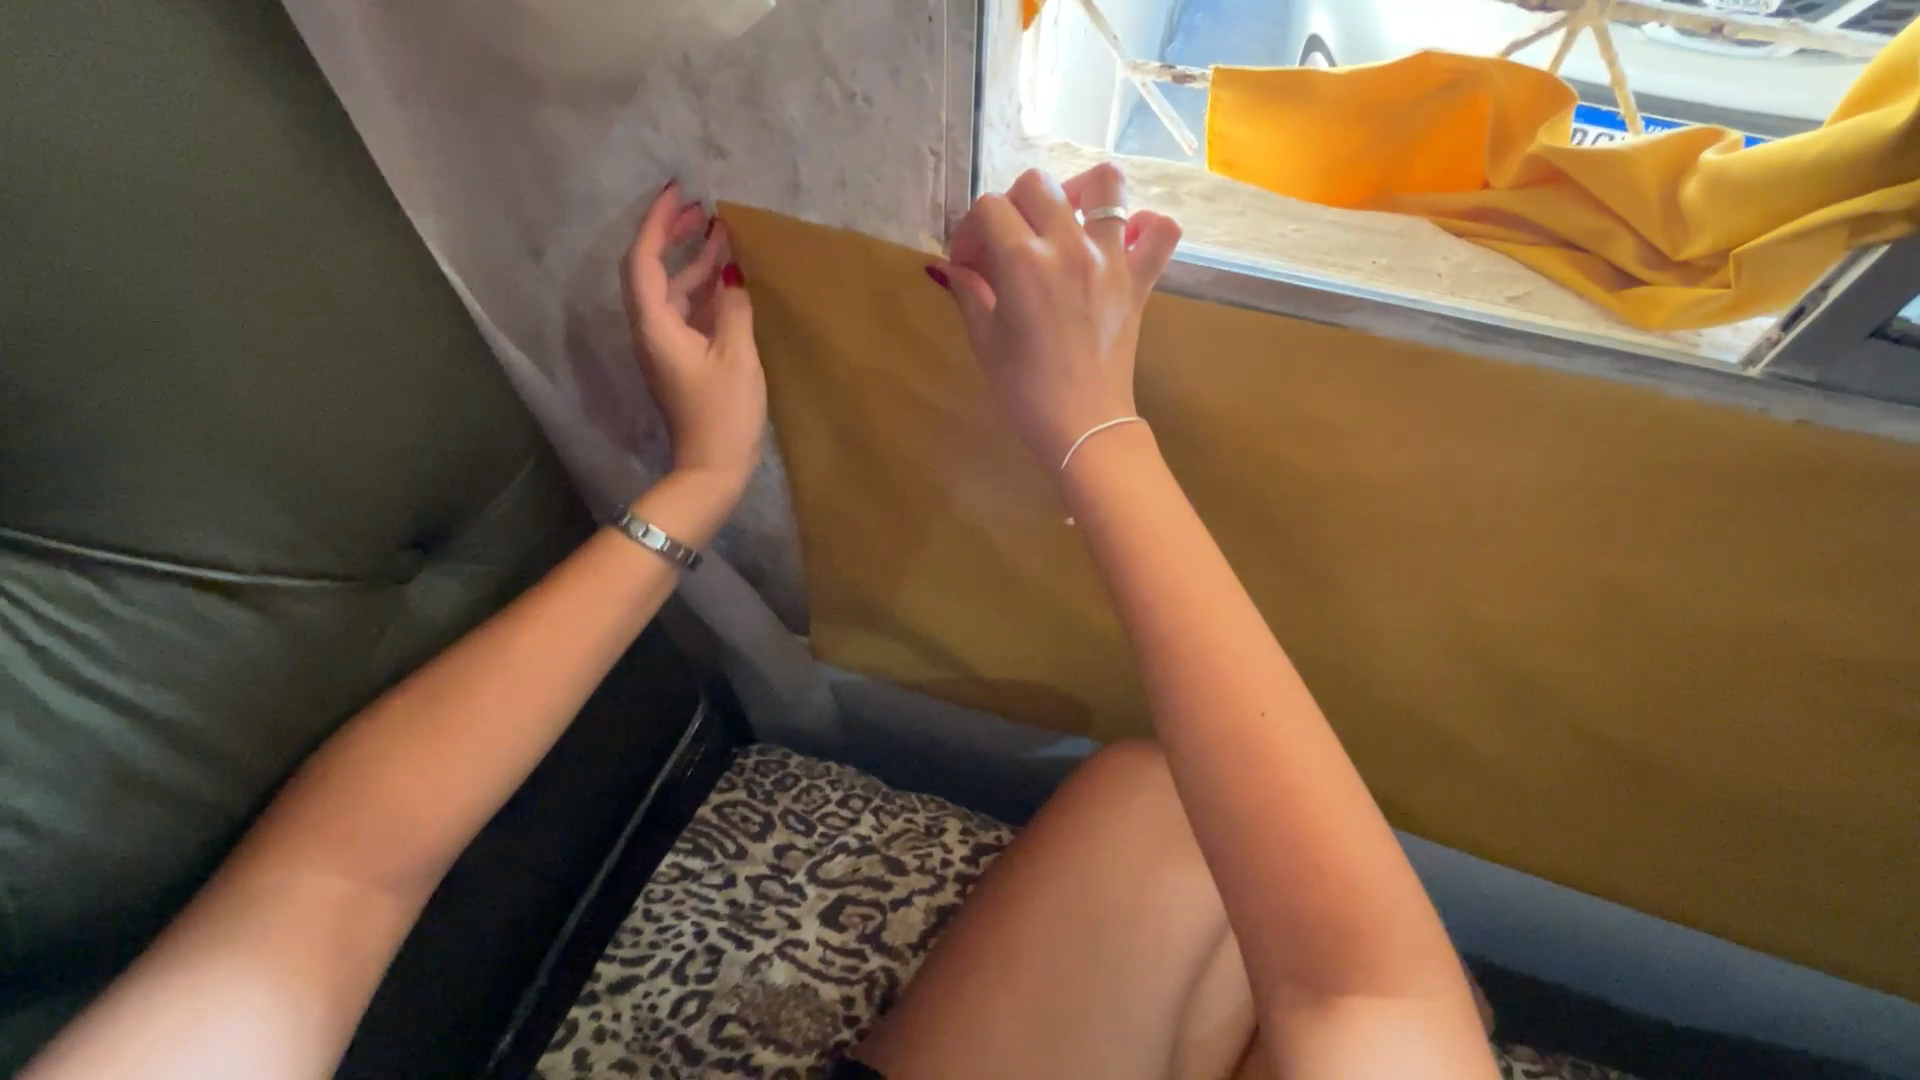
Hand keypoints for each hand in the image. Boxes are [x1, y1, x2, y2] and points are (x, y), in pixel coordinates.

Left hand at [622, 182, 766, 486]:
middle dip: (674, 236)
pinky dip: (703, 290)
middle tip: (704, 209)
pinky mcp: (680, 360)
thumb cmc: (724, 412)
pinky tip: (726, 279)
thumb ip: (733, 308)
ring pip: (672, 291)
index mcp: (655, 325)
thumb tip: (731, 275)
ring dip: (694, 263)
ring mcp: (664, 346)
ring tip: (723, 236)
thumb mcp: (736, 356)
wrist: (712, 466)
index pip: (644, 259)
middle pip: (652, 270)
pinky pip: (686, 312)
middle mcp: (650, 330)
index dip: (657, 222)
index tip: (678, 193)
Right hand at [930, 164, 1180, 467]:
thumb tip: (954, 268)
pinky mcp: (1139, 280)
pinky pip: (1160, 231)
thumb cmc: (1025, 389)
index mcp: (1023, 261)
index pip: (989, 209)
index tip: (967, 263)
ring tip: (1066, 219)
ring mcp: (1110, 259)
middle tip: (1007, 243)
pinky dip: (1145, 226)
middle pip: (1038, 184)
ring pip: (1105, 183)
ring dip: (1080, 192)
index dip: (969, 231)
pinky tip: (1122, 241)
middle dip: (1012, 206)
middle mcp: (1069, 246)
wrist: (1082, 425)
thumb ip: (969, 292)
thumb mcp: (985, 339)